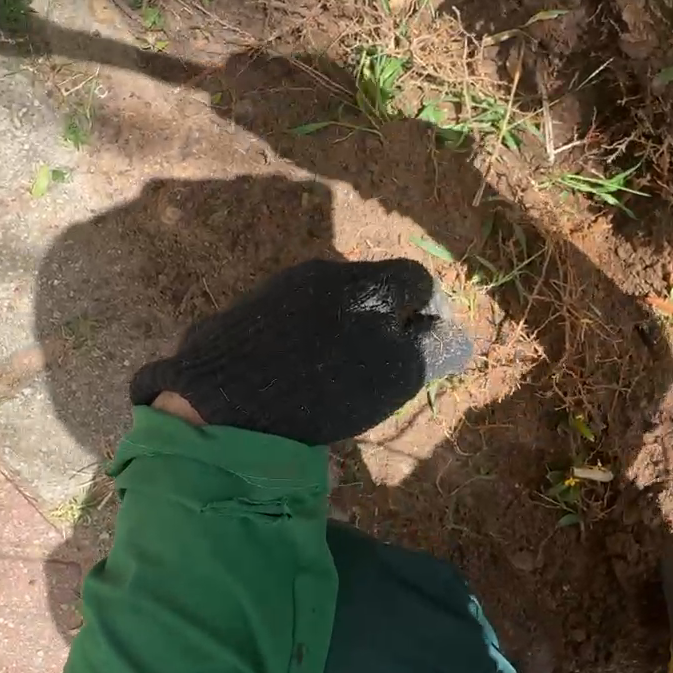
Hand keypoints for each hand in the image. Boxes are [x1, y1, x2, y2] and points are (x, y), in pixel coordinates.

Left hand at [130, 259, 472, 445]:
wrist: (221, 401)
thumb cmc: (327, 388)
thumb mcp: (397, 375)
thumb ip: (430, 348)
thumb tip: (452, 333)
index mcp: (368, 282)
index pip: (418, 280)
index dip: (431, 312)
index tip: (425, 344)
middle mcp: (325, 271)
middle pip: (374, 289)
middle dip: (386, 321)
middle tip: (381, 365)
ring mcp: (281, 286)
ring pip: (333, 302)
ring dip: (345, 330)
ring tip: (336, 375)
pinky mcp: (247, 308)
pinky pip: (295, 317)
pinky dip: (308, 339)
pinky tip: (297, 374)